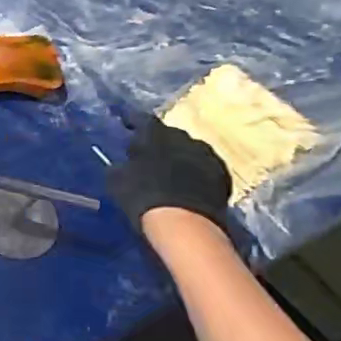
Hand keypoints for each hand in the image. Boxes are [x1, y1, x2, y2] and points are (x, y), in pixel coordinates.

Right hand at [107, 116, 232, 229]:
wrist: (183, 220)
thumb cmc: (141, 194)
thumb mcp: (117, 179)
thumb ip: (122, 165)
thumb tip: (124, 163)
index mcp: (156, 135)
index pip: (142, 120)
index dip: (133, 121)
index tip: (126, 124)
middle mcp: (185, 138)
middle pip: (170, 135)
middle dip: (159, 142)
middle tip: (147, 152)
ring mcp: (208, 156)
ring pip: (190, 150)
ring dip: (179, 156)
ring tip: (168, 169)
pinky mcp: (223, 175)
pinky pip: (204, 167)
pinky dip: (194, 172)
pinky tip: (186, 183)